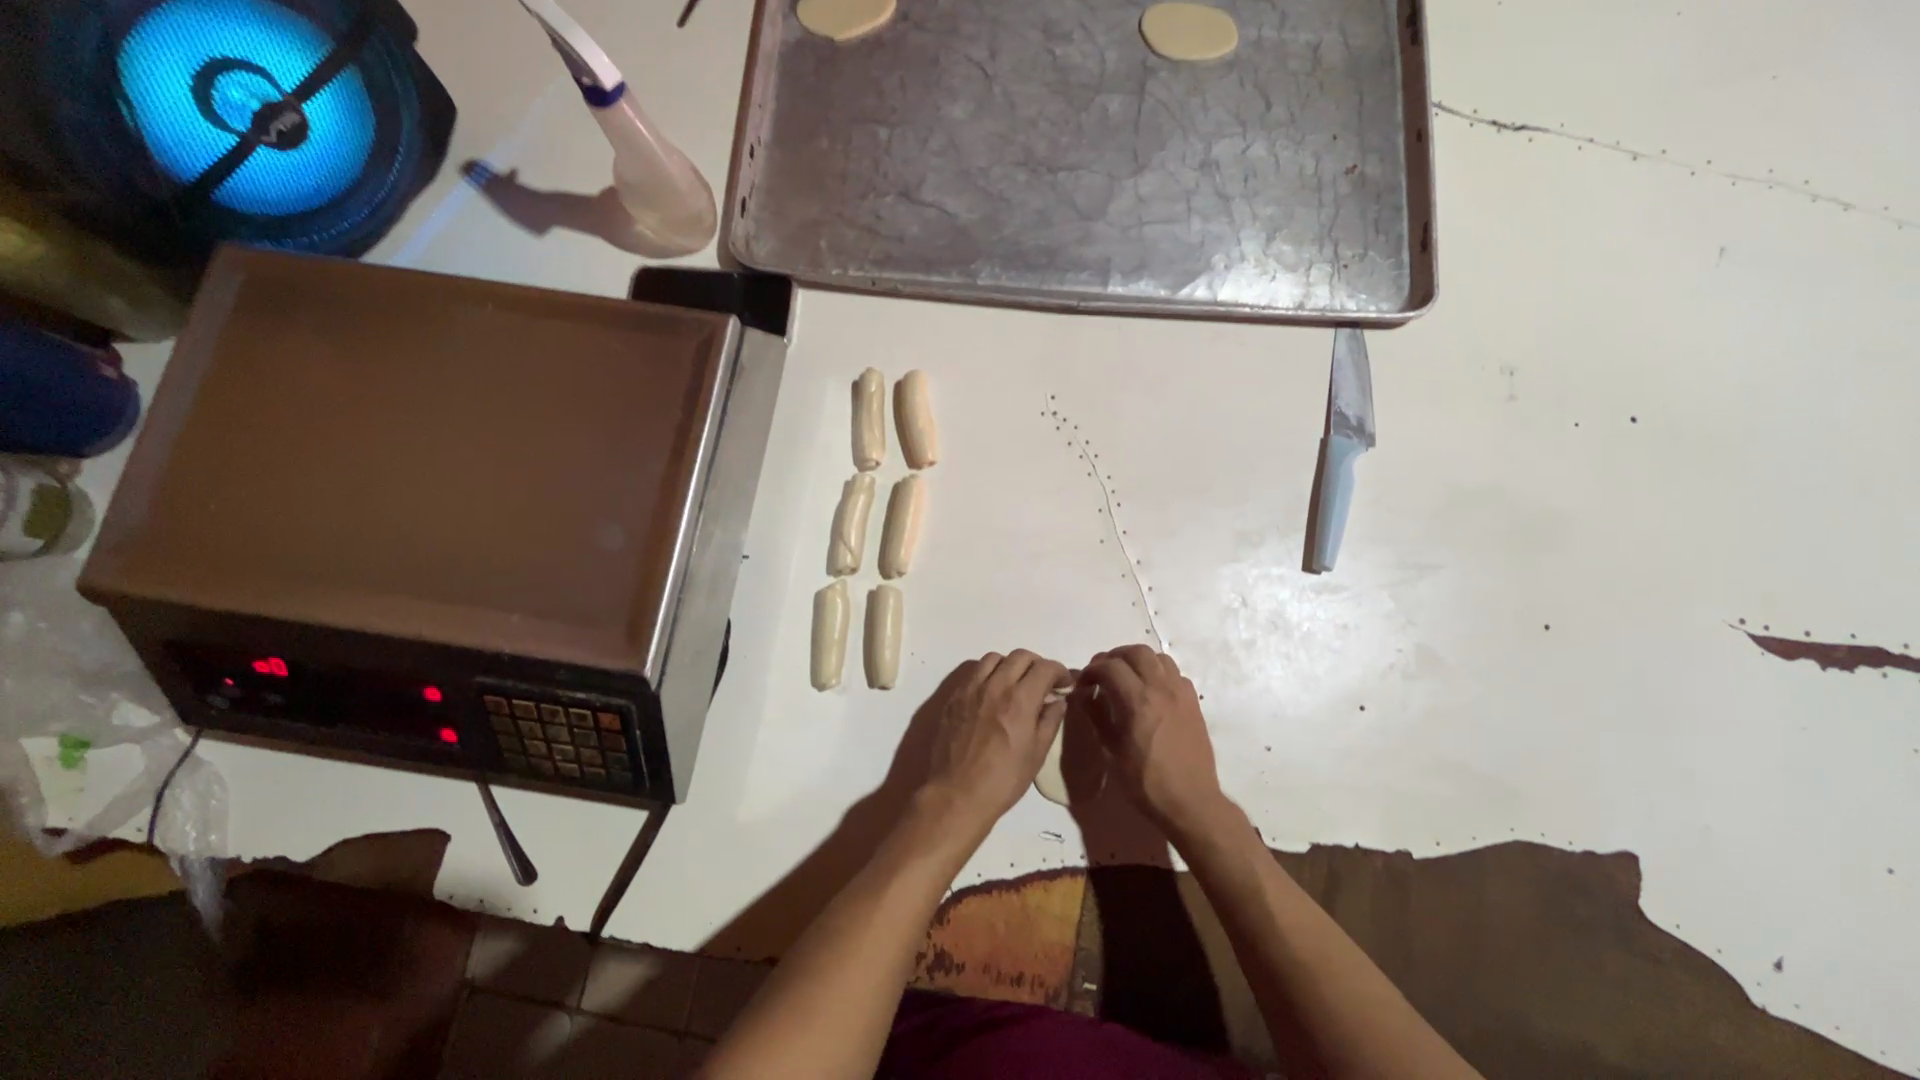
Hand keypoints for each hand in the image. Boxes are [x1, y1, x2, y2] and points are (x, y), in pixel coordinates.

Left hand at [922, 650, 1070, 830]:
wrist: (957, 794)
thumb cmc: (1003, 779)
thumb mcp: (1036, 754)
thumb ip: (1049, 721)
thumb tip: (1057, 701)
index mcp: (1020, 700)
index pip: (1045, 668)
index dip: (1060, 672)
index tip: (1064, 684)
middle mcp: (995, 686)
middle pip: (1020, 656)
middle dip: (1037, 665)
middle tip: (1042, 683)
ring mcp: (971, 689)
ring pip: (994, 658)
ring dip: (1010, 665)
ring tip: (1015, 683)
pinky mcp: (953, 697)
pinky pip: (973, 672)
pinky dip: (988, 674)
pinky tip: (992, 693)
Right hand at [1075, 645, 1224, 829]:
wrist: (1190, 801)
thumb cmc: (1146, 782)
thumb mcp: (1112, 751)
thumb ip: (1097, 716)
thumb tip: (1084, 695)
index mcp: (1138, 702)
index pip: (1110, 667)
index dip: (1092, 670)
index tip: (1084, 684)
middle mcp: (1161, 689)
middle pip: (1136, 652)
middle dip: (1114, 657)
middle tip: (1102, 673)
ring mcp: (1181, 694)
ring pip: (1159, 658)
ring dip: (1139, 661)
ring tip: (1127, 677)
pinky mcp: (1194, 703)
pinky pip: (1175, 674)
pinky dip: (1159, 673)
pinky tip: (1151, 692)